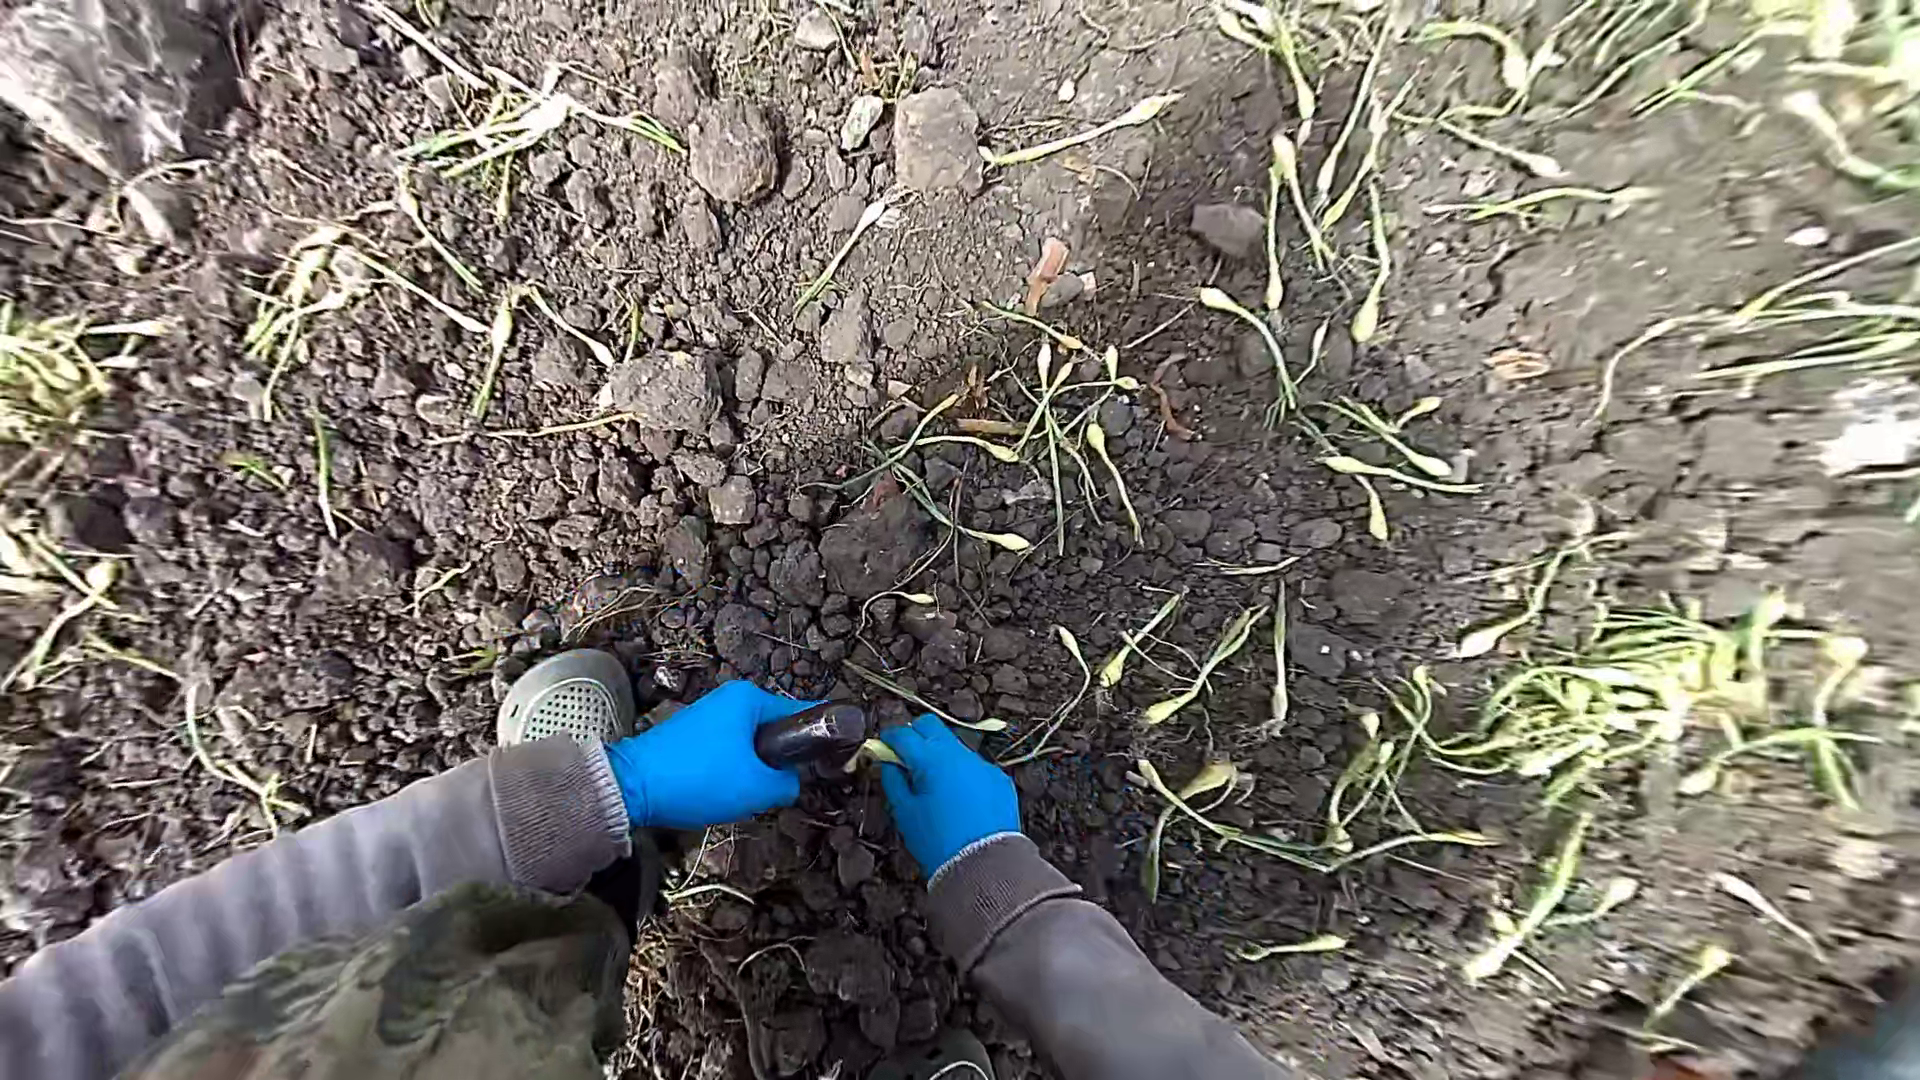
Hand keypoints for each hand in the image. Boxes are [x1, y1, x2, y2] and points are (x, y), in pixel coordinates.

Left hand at [603, 681, 815, 828]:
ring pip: (752, 741)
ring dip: (757, 764)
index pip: (801, 711)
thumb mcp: (756, 788)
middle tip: (785, 783)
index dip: (819, 734)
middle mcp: (731, 698)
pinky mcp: (693, 732)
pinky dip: (736, 765)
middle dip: (782, 756)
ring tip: (755, 790)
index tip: (835, 754)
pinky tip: (729, 788)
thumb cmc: (700, 778)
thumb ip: (787, 784)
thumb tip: (792, 783)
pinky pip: (730, 746)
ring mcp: (710, 713)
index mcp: (750, 698)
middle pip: (775, 728)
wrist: (629, 789)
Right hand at [878, 713, 1020, 877]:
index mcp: (932, 759)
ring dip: (940, 756)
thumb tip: (888, 763)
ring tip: (933, 785)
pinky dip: (962, 774)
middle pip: (930, 726)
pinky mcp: (998, 777)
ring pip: (954, 745)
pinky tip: (959, 799)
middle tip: (906, 759)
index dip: (889, 739)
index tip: (883, 747)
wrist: (984, 866)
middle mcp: (959, 753)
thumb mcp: (905, 813)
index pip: (904, 734)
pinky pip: (974, 766)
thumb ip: (893, 780)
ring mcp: (981, 763)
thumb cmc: (939, 843)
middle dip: (914, 735)